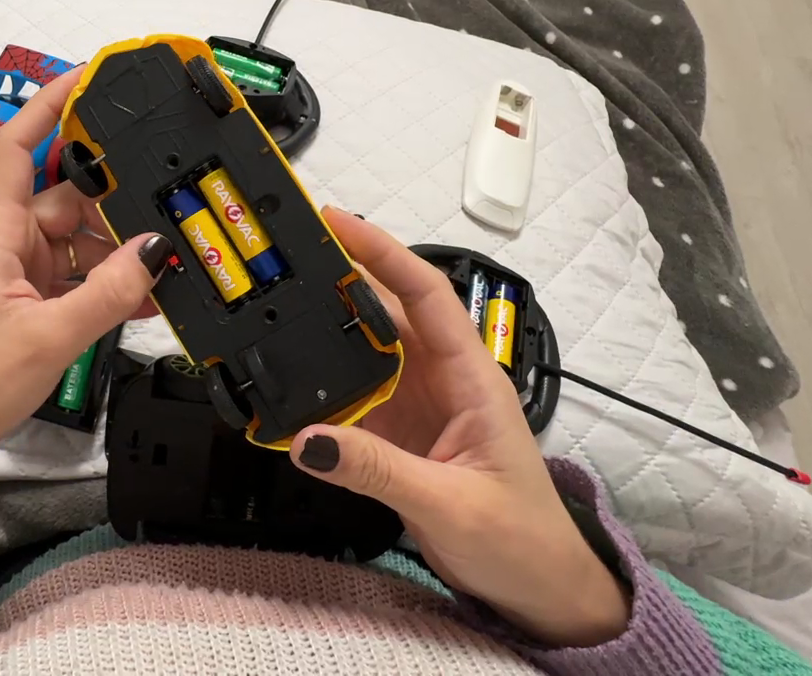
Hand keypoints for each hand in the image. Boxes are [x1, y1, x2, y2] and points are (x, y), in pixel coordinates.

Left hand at [0, 66, 171, 528]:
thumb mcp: (49, 336)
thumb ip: (107, 294)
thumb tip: (158, 250)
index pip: (16, 147)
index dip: (47, 106)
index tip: (89, 77)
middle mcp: (12, 237)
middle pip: (70, 194)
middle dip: (117, 199)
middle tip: (169, 198)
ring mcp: (26, 265)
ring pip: (84, 236)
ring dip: (122, 250)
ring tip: (169, 263)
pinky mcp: (38, 292)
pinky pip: (85, 271)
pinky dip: (114, 280)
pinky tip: (150, 296)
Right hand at [290, 210, 630, 647]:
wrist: (538, 590)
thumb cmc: (520, 541)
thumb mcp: (451, 505)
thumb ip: (377, 470)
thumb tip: (305, 438)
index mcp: (468, 375)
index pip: (424, 293)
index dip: (381, 251)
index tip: (334, 221)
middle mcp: (439, 375)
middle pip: (384, 309)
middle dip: (338, 275)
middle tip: (284, 255)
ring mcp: (415, 400)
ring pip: (363, 345)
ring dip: (323, 325)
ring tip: (273, 303)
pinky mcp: (395, 427)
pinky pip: (352, 390)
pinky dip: (320, 380)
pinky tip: (286, 374)